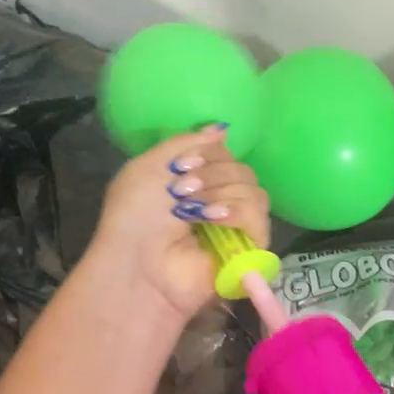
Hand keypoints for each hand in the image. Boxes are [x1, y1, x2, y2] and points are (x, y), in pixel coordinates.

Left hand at [88, 126, 270, 321]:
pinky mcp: (250, 248)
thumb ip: (185, 142)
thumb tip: (222, 129)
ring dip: (220, 194)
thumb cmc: (134, 217)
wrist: (138, 265)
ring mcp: (238, 226)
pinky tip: (213, 219)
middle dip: (212, 175)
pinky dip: (237, 212)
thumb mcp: (149, 166)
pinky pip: (259, 217)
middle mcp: (221, 201)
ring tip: (192, 212)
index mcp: (198, 182)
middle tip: (180, 193)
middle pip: (242, 170)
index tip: (181, 167)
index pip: (226, 155)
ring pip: (254, 190)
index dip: (207, 155)